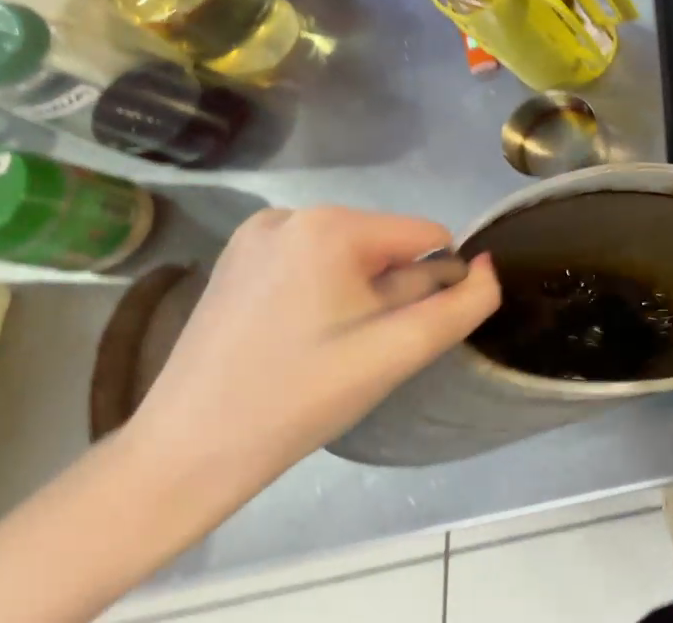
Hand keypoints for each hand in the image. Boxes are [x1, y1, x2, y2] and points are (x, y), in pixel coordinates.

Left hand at [128, 206, 500, 492]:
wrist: (184, 457)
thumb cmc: (299, 398)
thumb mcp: (401, 351)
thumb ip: (466, 303)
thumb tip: (489, 266)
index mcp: (330, 226)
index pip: (430, 240)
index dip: (429, 289)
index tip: (385, 338)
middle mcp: (291, 215)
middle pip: (391, 247)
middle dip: (390, 294)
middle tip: (353, 350)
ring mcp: (256, 236)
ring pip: (356, 258)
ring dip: (360, 297)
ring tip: (324, 348)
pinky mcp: (237, 262)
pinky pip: (317, 264)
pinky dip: (325, 296)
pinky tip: (296, 338)